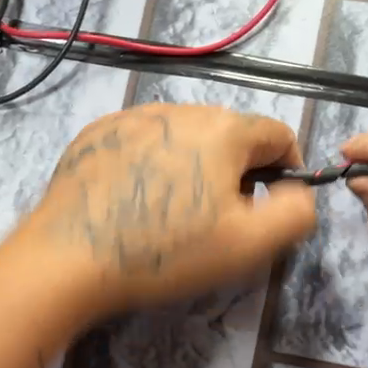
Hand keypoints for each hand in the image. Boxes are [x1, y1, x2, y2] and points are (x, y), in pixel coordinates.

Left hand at [8, 104, 315, 315]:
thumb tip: (299, 191)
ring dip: (187, 169)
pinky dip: (145, 168)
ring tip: (167, 216)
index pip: (277, 135)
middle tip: (212, 223)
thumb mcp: (247, 246)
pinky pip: (137, 146)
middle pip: (227, 136)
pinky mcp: (93, 136)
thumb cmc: (164, 253)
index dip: (285, 172)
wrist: (68, 258)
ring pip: (180, 139)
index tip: (267, 208)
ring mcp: (129, 118)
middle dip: (232, 173)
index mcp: (223, 128)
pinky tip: (129, 206)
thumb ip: (294, 214)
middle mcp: (178, 109)